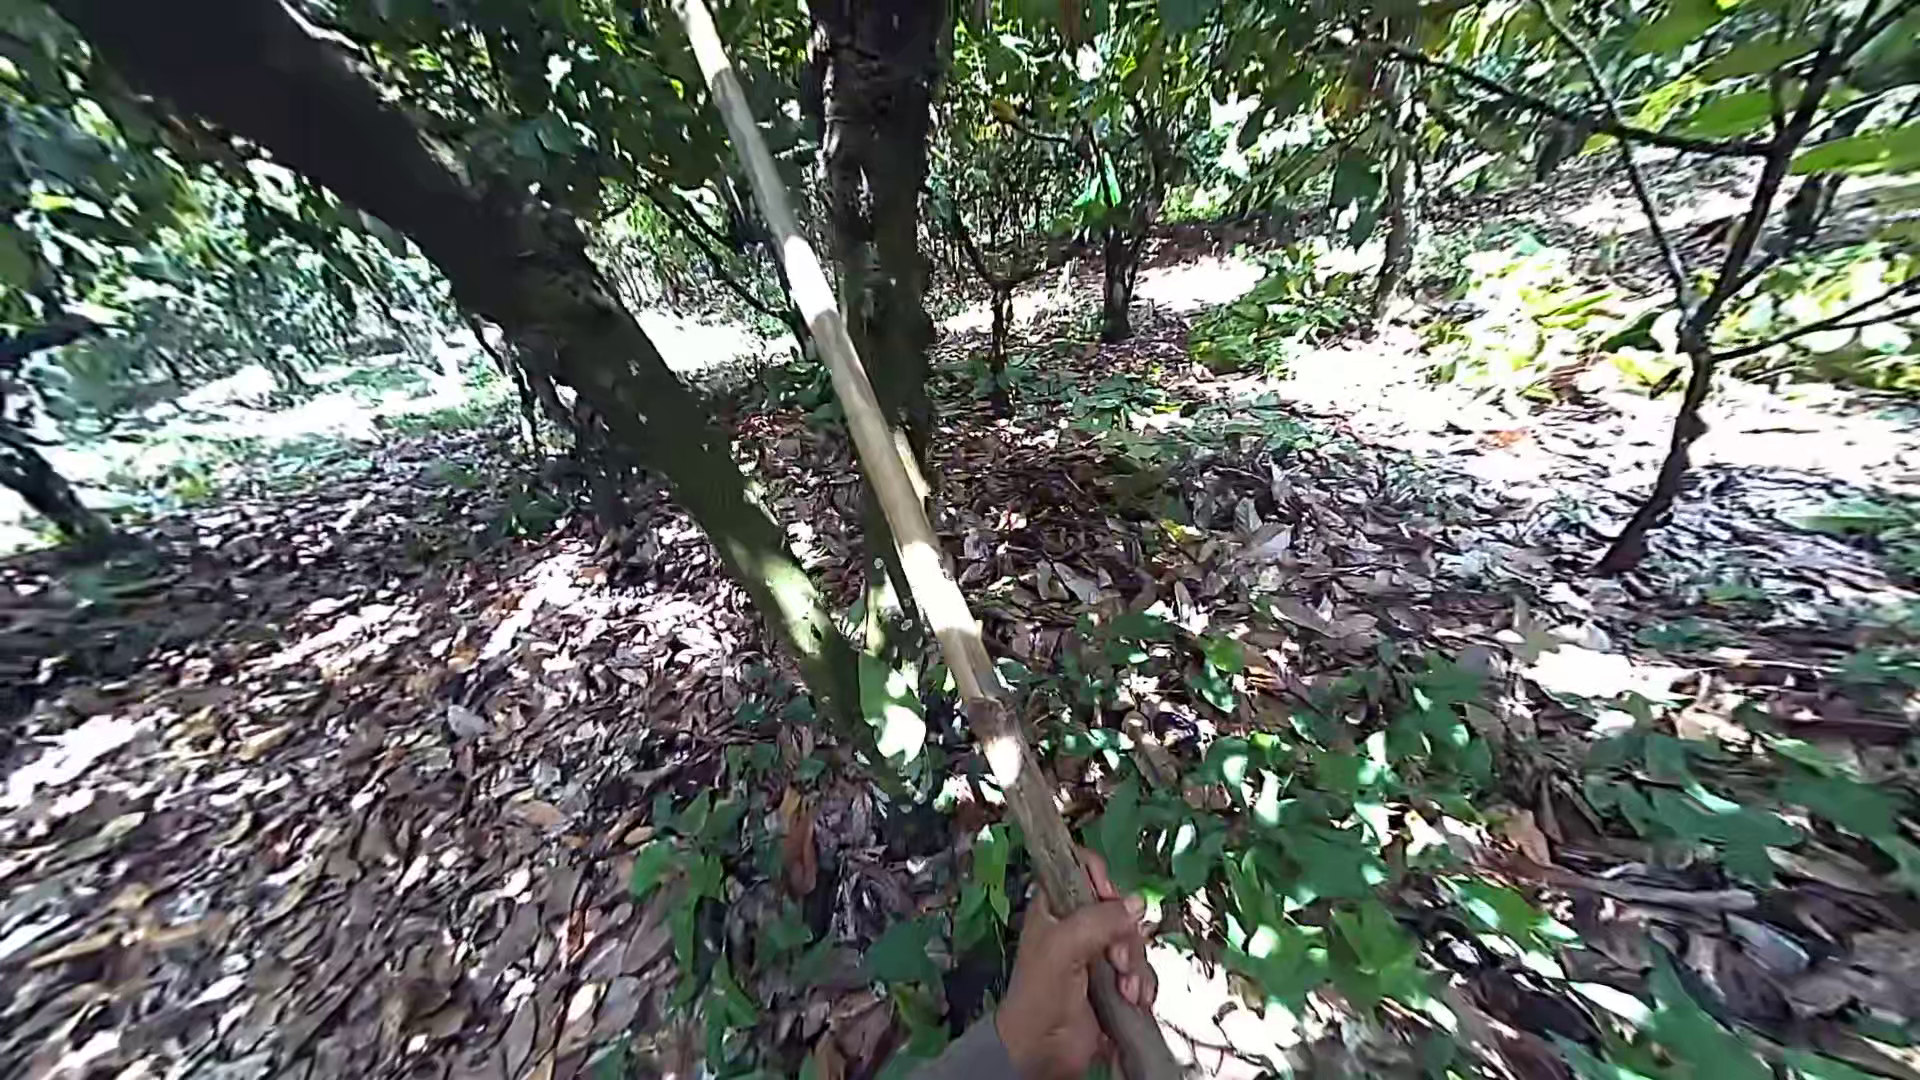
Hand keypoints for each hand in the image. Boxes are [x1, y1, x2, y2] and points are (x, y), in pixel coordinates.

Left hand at [996, 848, 1157, 1079]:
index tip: (1108, 895)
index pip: (1080, 868)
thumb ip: (1099, 920)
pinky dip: (1142, 984)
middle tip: (1117, 957)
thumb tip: (1137, 903)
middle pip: (1116, 906)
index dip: (1097, 875)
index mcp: (1055, 903)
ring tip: (1125, 988)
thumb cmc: (1041, 990)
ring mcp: (1097, 952)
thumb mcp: (1064, 945)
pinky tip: (1133, 1000)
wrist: (1043, 1051)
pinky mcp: (1114, 982)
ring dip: (1135, 964)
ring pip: (1132, 939)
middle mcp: (1078, 922)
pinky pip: (1141, 970)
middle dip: (1124, 932)